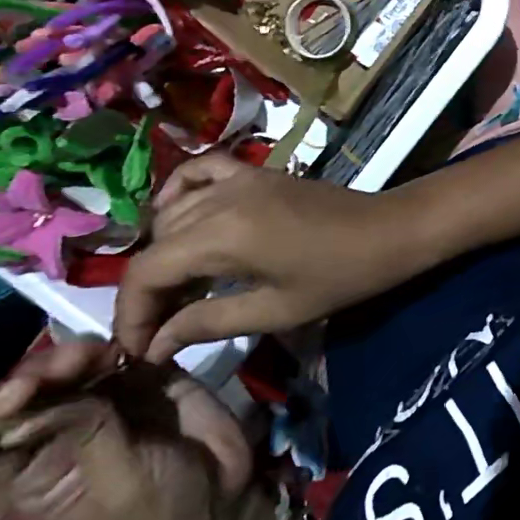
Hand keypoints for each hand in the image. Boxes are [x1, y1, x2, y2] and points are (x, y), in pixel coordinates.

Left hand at [0, 339, 260, 519]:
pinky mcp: (151, 379)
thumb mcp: (116, 482)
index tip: (17, 393)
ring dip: (81, 354)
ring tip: (101, 353)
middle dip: (45, 371)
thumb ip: (83, 433)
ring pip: (79, 367)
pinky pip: (129, 352)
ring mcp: (111, 401)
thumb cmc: (160, 509)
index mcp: (40, 470)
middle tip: (70, 361)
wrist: (226, 497)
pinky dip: (126, 341)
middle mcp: (67, 429)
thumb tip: (24, 405)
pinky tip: (132, 343)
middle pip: (37, 391)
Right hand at [116, 153, 433, 360]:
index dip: (130, 315)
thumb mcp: (276, 311)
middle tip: (164, 328)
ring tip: (179, 290)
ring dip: (164, 251)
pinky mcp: (255, 170)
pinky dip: (180, 191)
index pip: (146, 272)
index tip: (138, 349)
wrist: (389, 231)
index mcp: (221, 236)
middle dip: (149, 290)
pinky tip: (181, 217)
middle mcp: (219, 199)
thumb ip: (208, 323)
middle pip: (155, 243)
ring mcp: (237, 177)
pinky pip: (201, 170)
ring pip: (172, 211)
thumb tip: (154, 345)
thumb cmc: (341, 277)